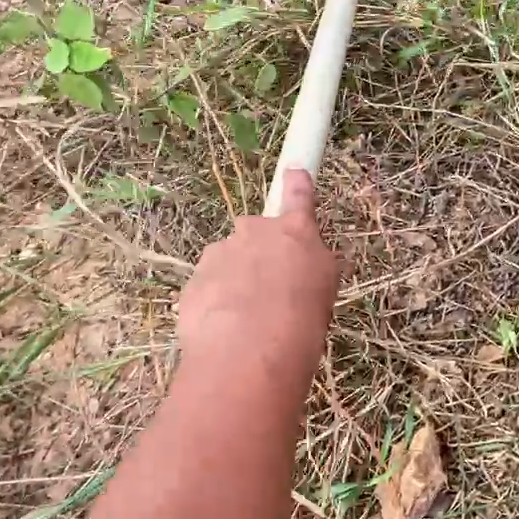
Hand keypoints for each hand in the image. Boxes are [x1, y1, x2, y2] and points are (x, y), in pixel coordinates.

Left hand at [177, 169, 337, 379]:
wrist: (250, 348)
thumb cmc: (303, 316)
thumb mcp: (326, 286)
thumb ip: (315, 264)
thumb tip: (312, 260)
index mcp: (295, 231)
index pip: (299, 196)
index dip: (298, 183)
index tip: (294, 170)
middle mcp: (255, 232)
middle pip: (256, 231)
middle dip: (261, 251)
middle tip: (273, 286)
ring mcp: (219, 254)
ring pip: (229, 259)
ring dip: (237, 277)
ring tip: (250, 315)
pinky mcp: (192, 280)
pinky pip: (209, 285)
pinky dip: (218, 300)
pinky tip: (229, 327)